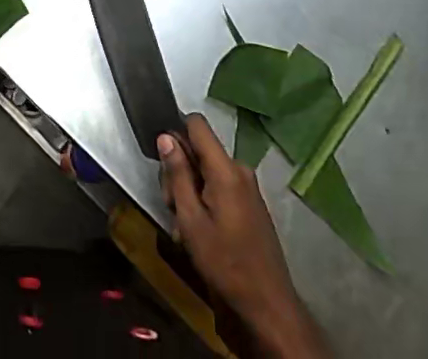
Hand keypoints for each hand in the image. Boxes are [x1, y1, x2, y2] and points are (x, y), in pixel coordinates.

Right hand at [160, 114, 329, 358]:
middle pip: (198, 149)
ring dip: (189, 188)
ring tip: (184, 221)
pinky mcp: (250, 203)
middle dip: (178, 169)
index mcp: (226, 170)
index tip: (161, 154)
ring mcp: (248, 188)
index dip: (175, 130)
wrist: (266, 303)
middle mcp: (240, 171)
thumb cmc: (224, 260)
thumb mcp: (189, 217)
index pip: (197, 125)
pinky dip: (203, 198)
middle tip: (172, 203)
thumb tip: (166, 137)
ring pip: (206, 169)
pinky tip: (199, 226)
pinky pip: (219, 184)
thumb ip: (177, 173)